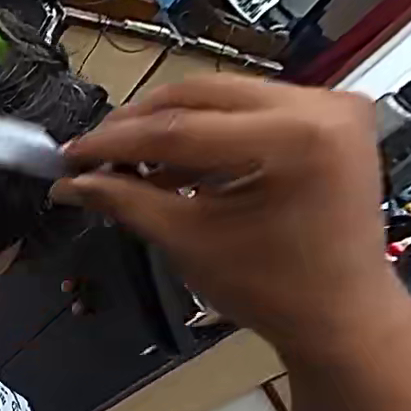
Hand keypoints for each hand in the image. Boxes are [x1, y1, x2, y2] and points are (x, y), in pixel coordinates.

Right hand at [57, 76, 410, 359]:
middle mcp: (321, 106)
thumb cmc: (273, 291)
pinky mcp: (327, 119)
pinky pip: (247, 112)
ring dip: (168, 127)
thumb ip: (126, 202)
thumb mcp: (189, 242)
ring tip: (124, 159)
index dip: (115, 142)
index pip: (179, 128)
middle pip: (201, 96)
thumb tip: (73, 183)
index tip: (72, 153)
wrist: (339, 315)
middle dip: (138, 125)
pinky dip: (204, 135)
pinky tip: (167, 163)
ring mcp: (330, 107)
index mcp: (293, 138)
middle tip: (92, 151)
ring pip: (221, 98)